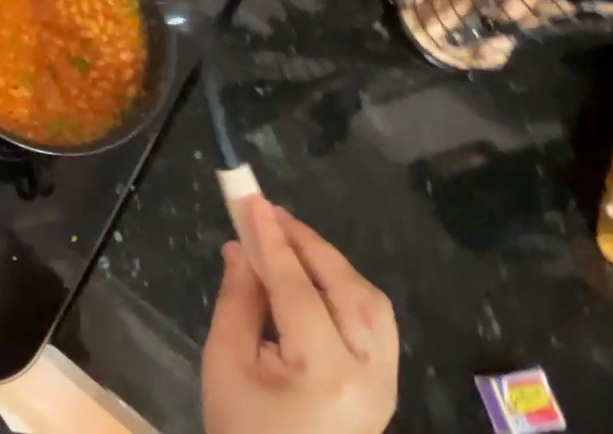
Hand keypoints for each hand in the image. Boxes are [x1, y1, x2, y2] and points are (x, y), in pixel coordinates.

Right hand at [201, 198, 397, 433]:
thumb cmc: (241, 427)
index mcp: (324, 372)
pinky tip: (315, 277)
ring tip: (290, 239)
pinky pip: (376, 323)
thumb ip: (237, 299)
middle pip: (347, 289)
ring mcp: (386, 384)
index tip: (250, 201)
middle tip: (269, 213)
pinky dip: (347, 290)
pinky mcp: (386, 387)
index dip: (271, 240)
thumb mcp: (225, 360)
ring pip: (371, 302)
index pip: (297, 288)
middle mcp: (370, 375)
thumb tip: (242, 248)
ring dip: (331, 264)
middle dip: (307, 244)